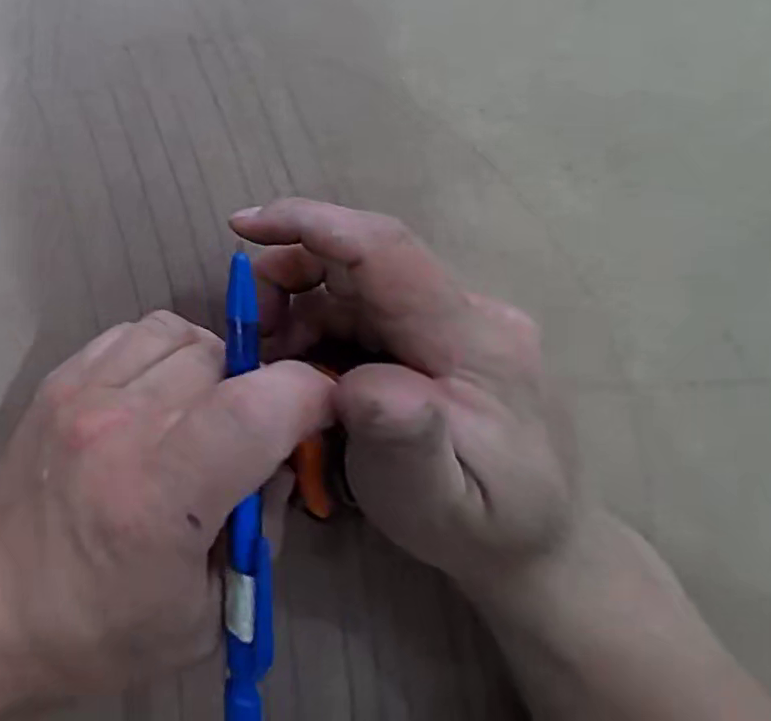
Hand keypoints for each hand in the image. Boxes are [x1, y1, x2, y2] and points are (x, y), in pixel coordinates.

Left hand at [0, 311, 333, 706]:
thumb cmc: (99, 624)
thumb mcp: (208, 609)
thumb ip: (254, 523)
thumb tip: (281, 451)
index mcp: (157, 496)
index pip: (251, 408)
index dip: (307, 396)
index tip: (324, 411)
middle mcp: (115, 426)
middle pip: (216, 360)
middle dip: (257, 386)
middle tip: (254, 429)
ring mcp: (79, 393)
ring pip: (172, 331)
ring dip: (207, 359)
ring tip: (203, 406)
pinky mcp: (57, 378)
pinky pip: (127, 333)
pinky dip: (158, 350)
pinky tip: (155, 391)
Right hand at [228, 198, 578, 589]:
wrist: (530, 546)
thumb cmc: (481, 523)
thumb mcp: (435, 495)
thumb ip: (404, 435)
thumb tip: (363, 380)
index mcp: (468, 338)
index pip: (382, 248)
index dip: (307, 223)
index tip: (240, 226)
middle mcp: (458, 313)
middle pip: (349, 259)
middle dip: (282, 282)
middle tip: (252, 337)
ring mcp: (440, 321)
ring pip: (339, 284)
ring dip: (289, 311)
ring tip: (276, 367)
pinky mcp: (421, 334)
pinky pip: (345, 308)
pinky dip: (304, 328)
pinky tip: (299, 371)